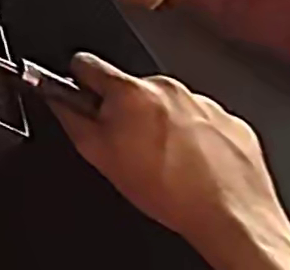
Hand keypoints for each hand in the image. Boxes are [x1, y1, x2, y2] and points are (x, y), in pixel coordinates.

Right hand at [51, 54, 289, 269]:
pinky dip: (194, 133)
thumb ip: (67, 114)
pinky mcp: (235, 124)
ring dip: (161, 119)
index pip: (86, 62)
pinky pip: (201, 117)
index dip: (80, 80)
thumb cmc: (170, 194)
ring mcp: (205, 105)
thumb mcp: (97, 154)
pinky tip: (194, 160)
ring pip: (165, 102)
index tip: (86, 98)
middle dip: (124, 106)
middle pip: (129, 85)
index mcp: (130, 90)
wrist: (236, 228)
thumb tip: (53, 96)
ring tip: (168, 156)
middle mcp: (167, 89)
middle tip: (130, 140)